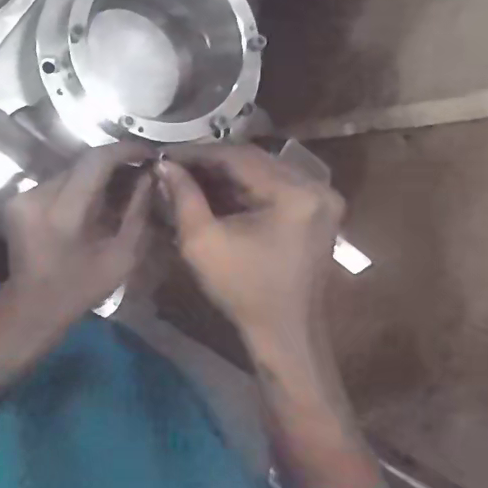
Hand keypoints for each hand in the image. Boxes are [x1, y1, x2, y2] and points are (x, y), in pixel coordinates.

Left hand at [1, 143, 155, 326]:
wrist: (31, 306)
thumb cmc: (80, 289)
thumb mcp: (121, 257)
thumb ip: (138, 213)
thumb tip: (150, 176)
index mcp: (63, 213)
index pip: (95, 161)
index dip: (125, 150)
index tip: (149, 153)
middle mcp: (38, 196)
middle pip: (82, 163)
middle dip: (114, 163)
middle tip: (142, 171)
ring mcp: (24, 196)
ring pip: (70, 171)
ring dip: (97, 175)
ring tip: (123, 186)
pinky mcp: (18, 199)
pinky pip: (58, 182)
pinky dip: (80, 186)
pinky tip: (96, 199)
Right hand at [157, 144, 343, 347]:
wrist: (285, 334)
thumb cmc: (243, 290)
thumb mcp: (202, 241)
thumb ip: (183, 195)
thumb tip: (165, 163)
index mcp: (294, 193)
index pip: (238, 156)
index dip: (198, 153)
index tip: (167, 154)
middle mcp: (315, 186)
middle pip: (254, 159)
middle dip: (213, 160)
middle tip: (177, 164)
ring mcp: (322, 198)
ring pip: (265, 169)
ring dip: (229, 171)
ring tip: (192, 175)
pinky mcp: (319, 210)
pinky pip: (277, 184)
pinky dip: (247, 185)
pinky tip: (219, 189)